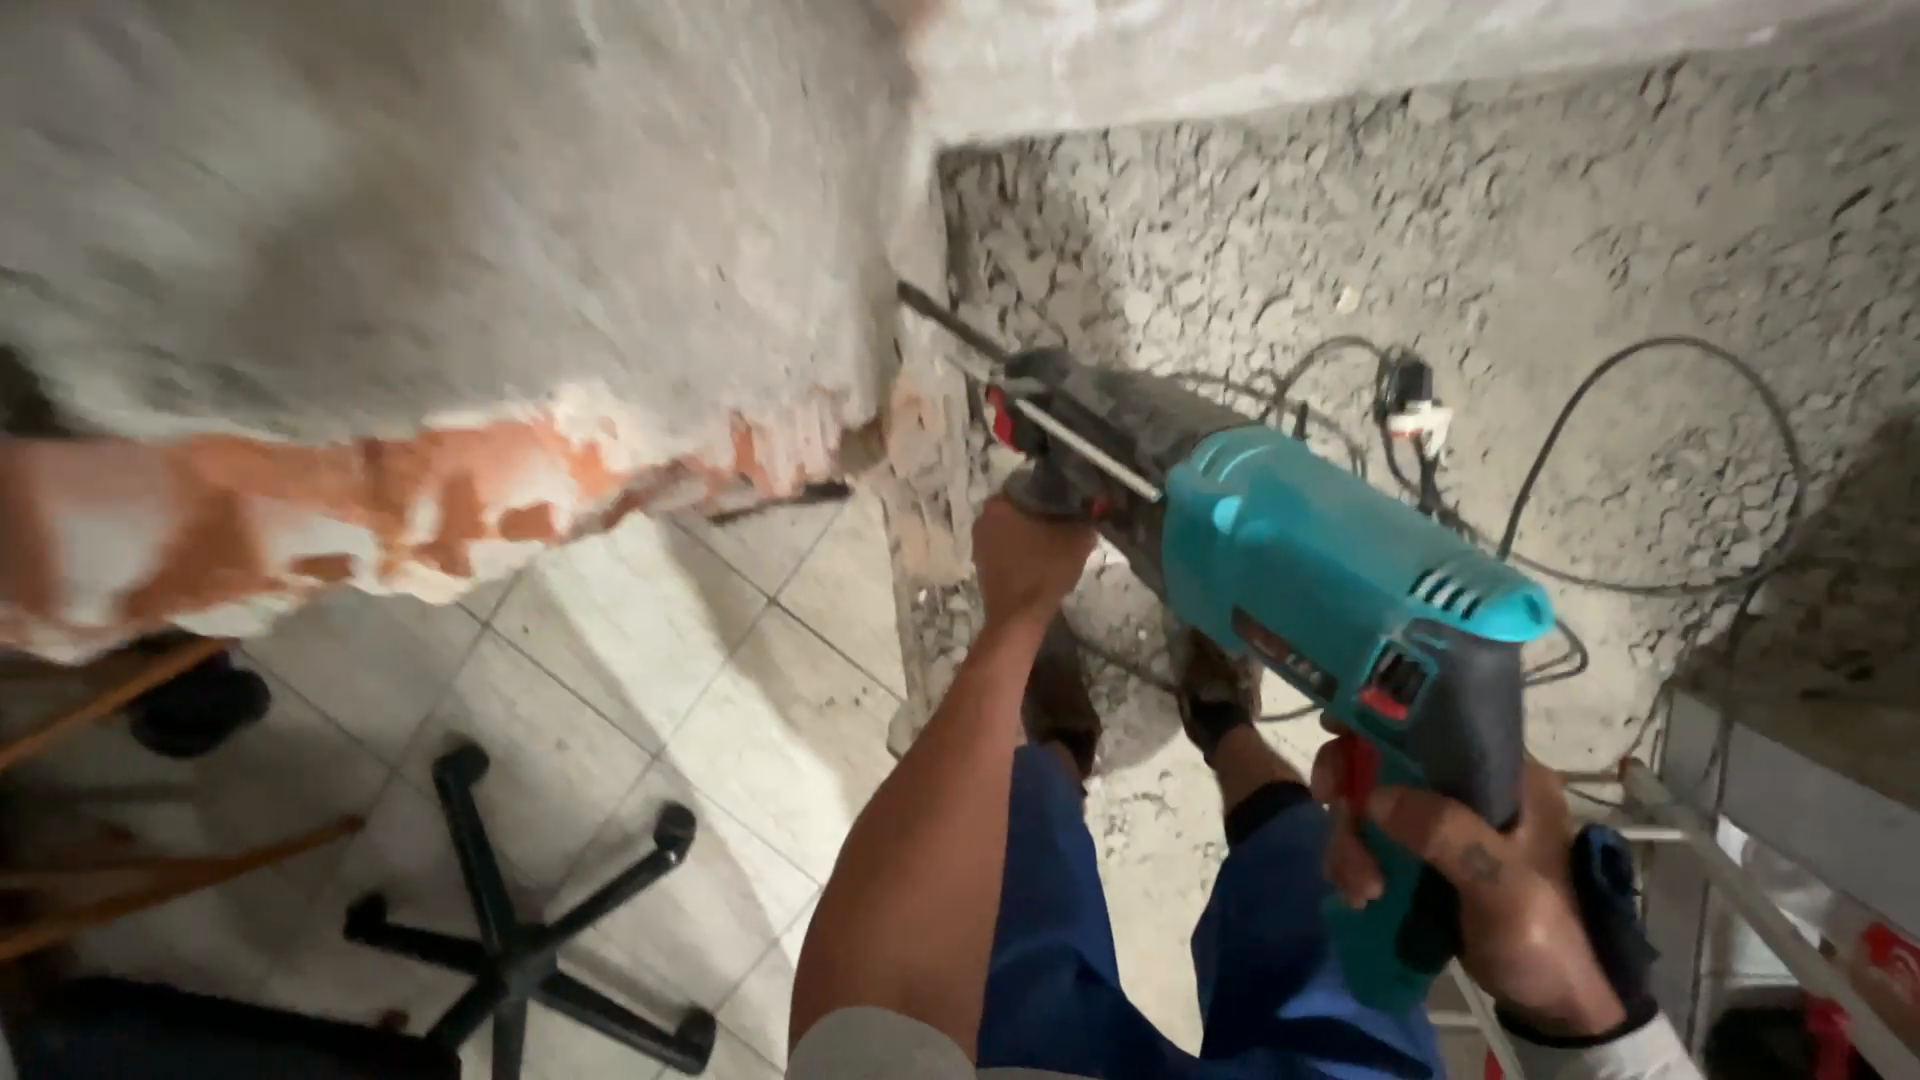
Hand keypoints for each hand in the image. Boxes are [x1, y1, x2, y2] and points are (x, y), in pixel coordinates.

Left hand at [971, 496, 1095, 634]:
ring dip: (1033, 530)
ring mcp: (979, 542)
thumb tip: (1093, 508)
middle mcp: (983, 517)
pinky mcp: (982, 563)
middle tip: (1069, 518)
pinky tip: (1043, 556)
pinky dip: (1024, 548)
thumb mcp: (1077, 539)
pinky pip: (1007, 546)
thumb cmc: (1044, 570)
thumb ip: (1086, 518)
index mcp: (999, 503)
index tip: (1072, 499)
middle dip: (1043, 511)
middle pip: (1021, 505)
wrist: (1019, 616)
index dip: (1054, 489)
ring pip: (1014, 527)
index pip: (1030, 482)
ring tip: (1059, 538)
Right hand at [1312, 739, 1626, 1036]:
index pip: (1436, 720)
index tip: (1335, 731)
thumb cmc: (1544, 941)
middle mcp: (1469, 785)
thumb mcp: (1507, 891)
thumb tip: (1375, 796)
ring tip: (1359, 886)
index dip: (1379, 715)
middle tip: (1333, 811)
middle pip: (1384, 756)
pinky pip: (1367, 834)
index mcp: (1505, 776)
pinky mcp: (1419, 849)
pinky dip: (1352, 858)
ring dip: (1349, 838)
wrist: (1551, 1006)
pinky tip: (1358, 892)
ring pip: (1368, 800)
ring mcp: (1441, 818)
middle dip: (1351, 790)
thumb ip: (1449, 837)